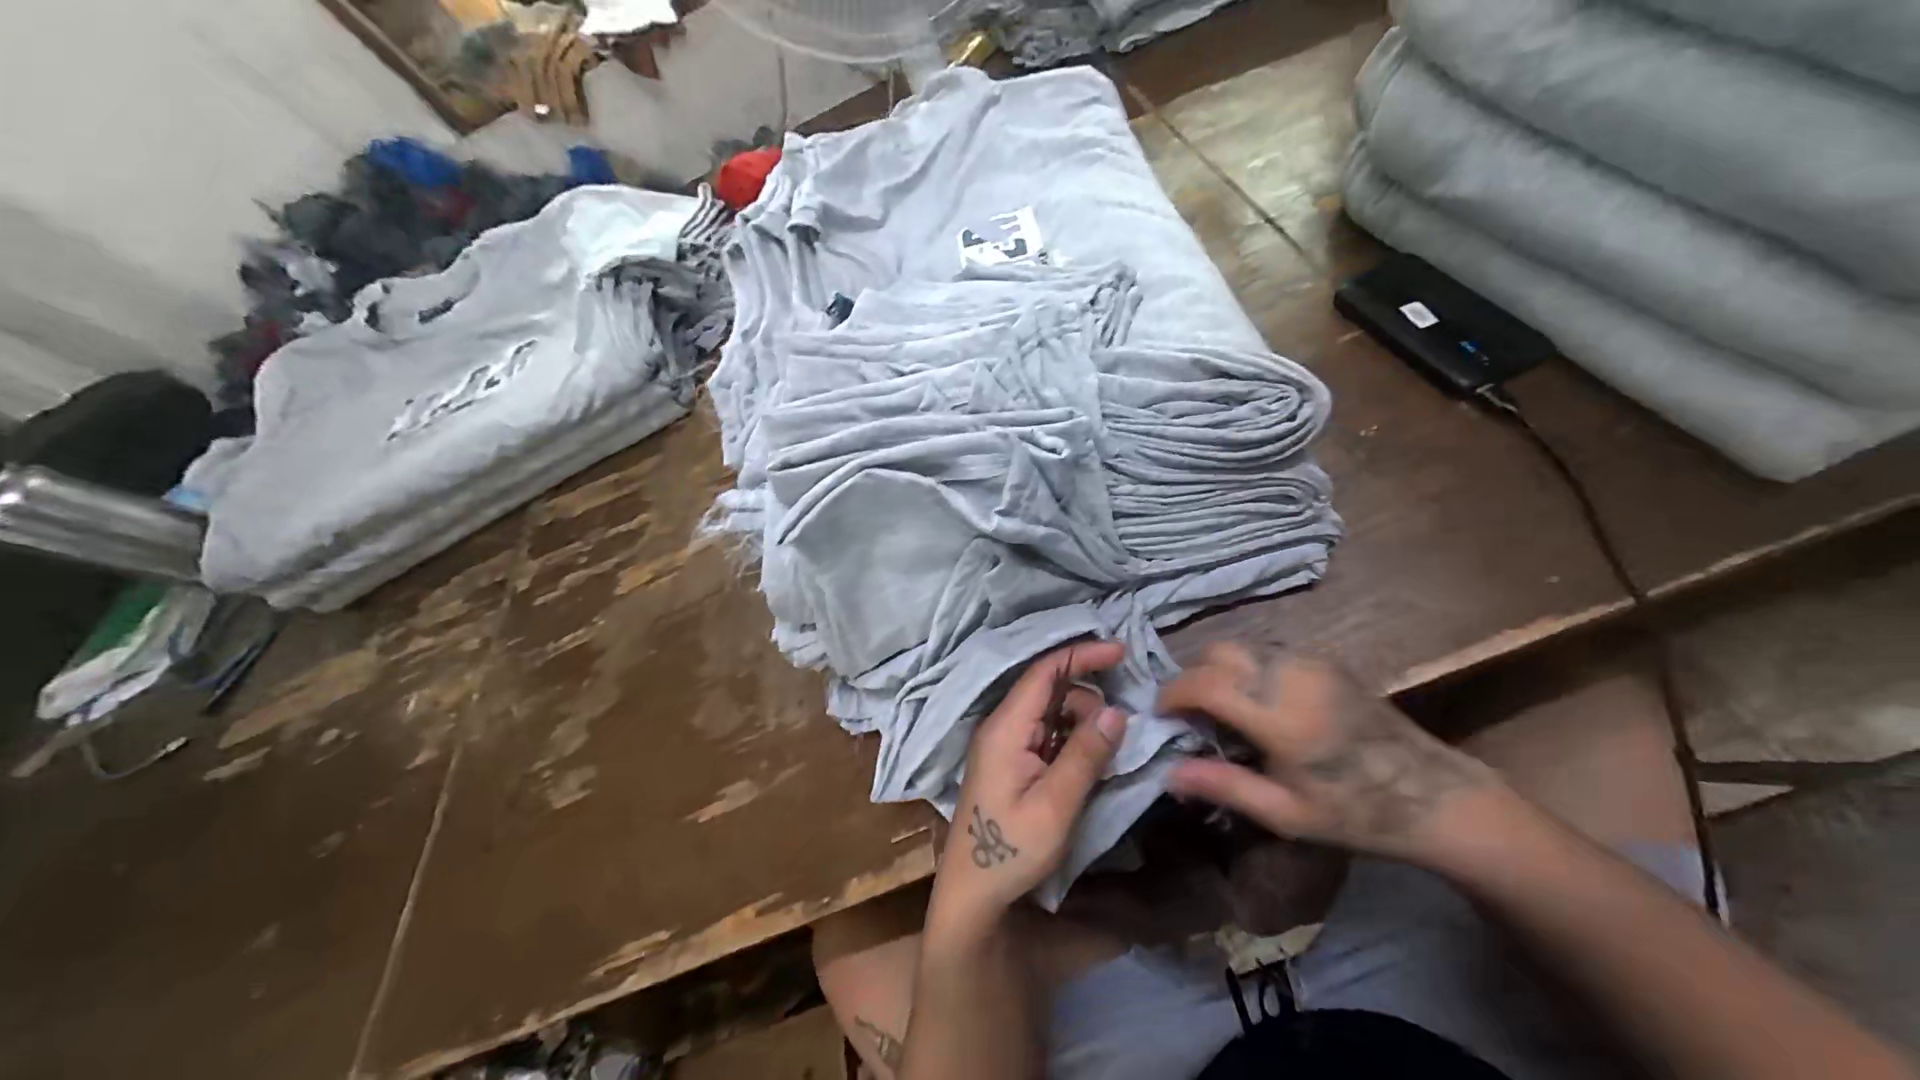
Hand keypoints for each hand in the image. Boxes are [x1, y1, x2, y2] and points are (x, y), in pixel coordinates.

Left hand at [928, 642, 1129, 936]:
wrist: (973, 892)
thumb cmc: (1011, 849)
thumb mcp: (1055, 805)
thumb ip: (1085, 755)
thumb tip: (1117, 710)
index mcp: (1005, 728)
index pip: (1044, 673)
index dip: (1081, 655)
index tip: (1121, 651)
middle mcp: (1002, 727)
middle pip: (1049, 690)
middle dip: (1088, 698)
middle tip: (1119, 729)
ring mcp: (1004, 744)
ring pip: (1050, 712)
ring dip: (1082, 721)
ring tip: (1104, 755)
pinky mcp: (1011, 762)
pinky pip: (1046, 733)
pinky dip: (1071, 738)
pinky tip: (1087, 761)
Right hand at [1160, 644, 1497, 864]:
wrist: (1436, 796)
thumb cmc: (1356, 813)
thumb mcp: (1285, 815)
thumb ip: (1223, 786)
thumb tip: (1167, 774)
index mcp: (1277, 715)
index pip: (1203, 683)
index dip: (1171, 695)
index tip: (1162, 717)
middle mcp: (1290, 676)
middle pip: (1218, 652)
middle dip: (1193, 676)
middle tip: (1192, 714)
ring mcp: (1311, 662)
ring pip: (1243, 646)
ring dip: (1220, 669)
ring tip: (1223, 708)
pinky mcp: (1326, 661)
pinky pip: (1269, 650)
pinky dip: (1248, 667)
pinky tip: (1259, 702)